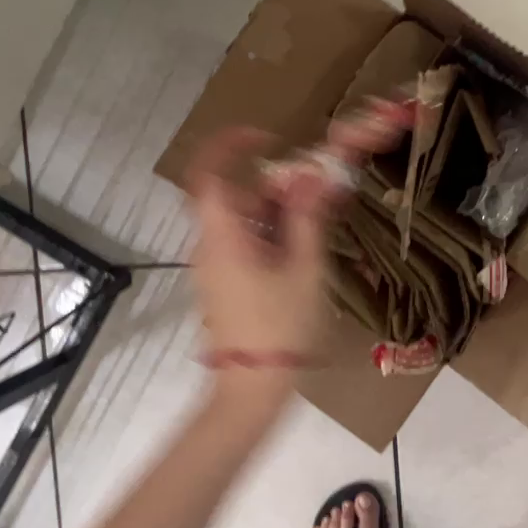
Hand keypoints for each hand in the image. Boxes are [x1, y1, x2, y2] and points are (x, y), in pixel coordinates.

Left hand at [185, 127, 339, 391]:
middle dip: (275, 186)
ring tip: (318, 221)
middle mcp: (210, 246)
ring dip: (277, 212)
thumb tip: (312, 176)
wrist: (252, 390)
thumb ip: (307, 217)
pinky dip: (271, 235)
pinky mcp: (224, 286)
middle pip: (234, 197)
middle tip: (317, 190)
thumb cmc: (281, 326)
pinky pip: (244, 245)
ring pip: (242, 222)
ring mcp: (214, 269)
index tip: (267, 137)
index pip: (208, 174)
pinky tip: (303, 251)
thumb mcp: (304, 267)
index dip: (230, 146)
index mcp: (223, 236)